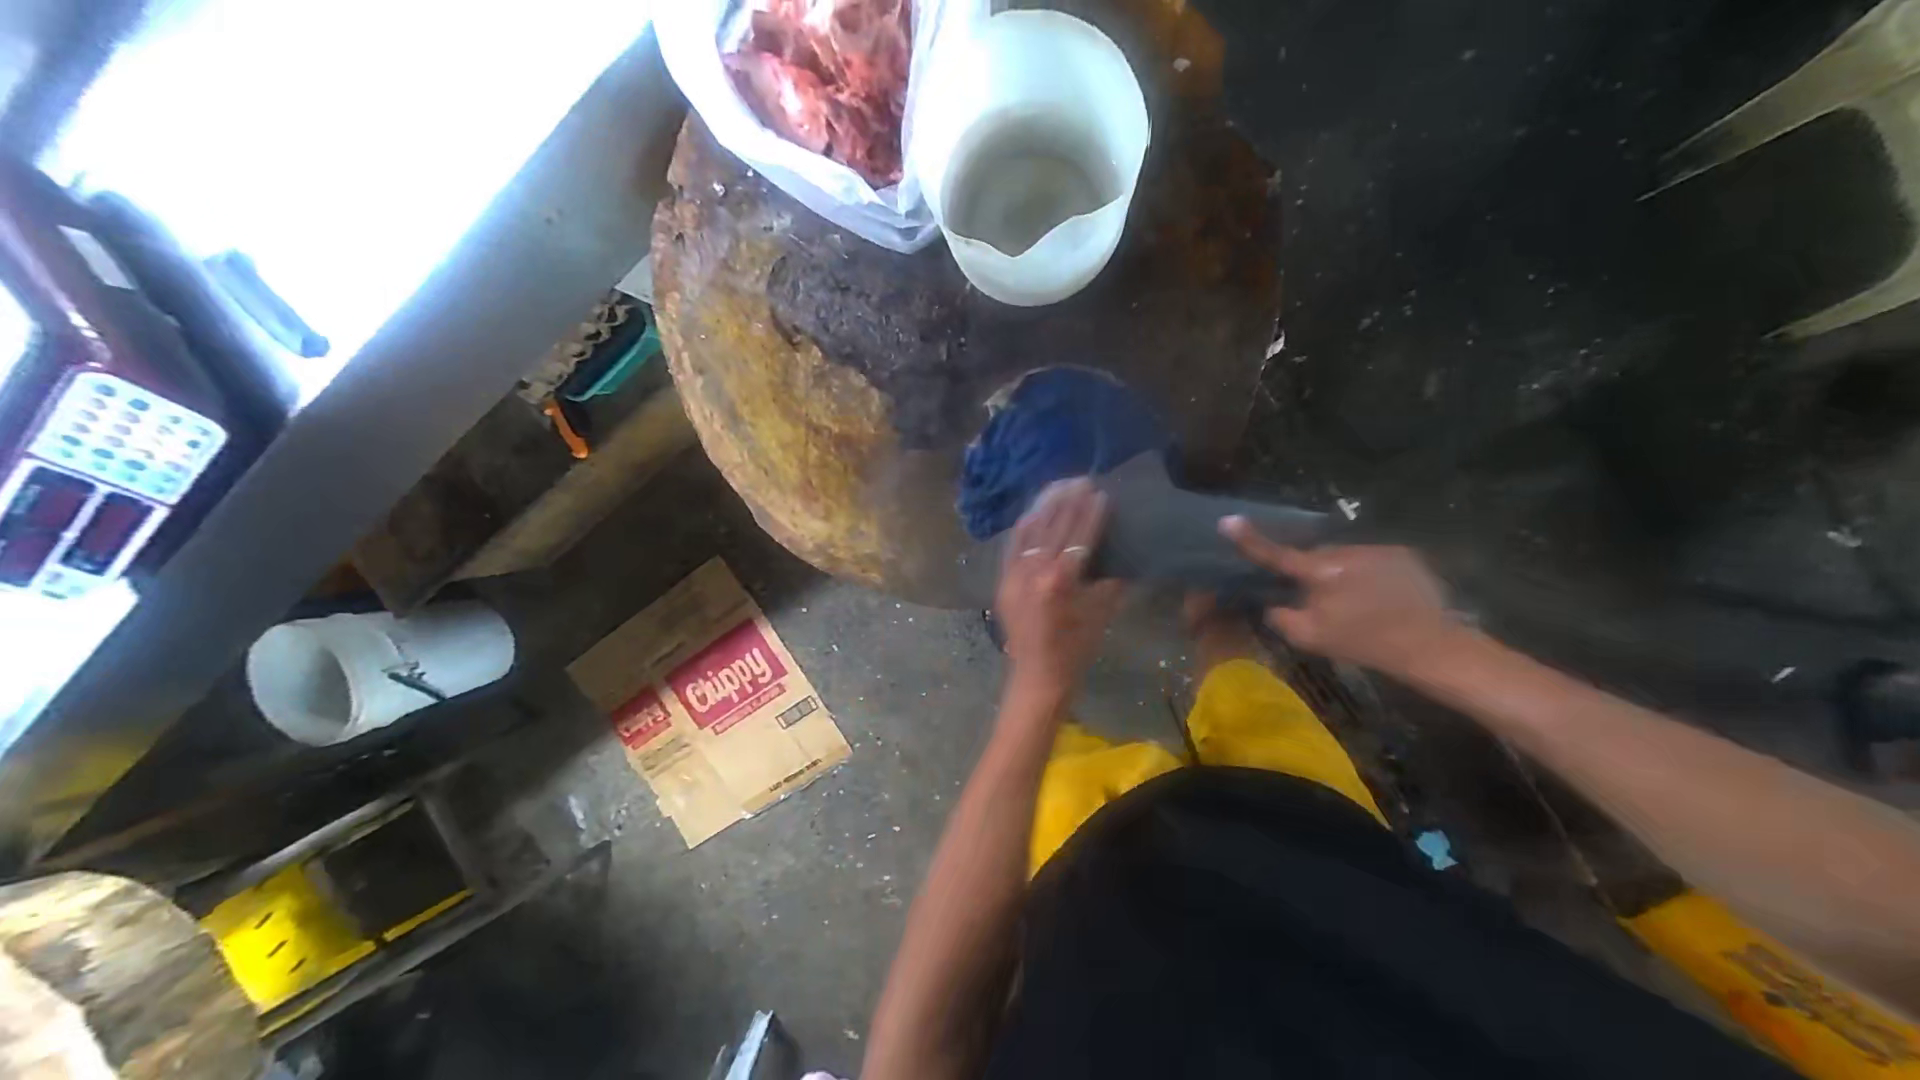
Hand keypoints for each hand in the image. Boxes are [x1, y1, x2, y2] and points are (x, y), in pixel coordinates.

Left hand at [995, 478, 1125, 704]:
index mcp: (1060, 581)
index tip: (1100, 492)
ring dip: (1046, 505)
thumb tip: (1122, 553)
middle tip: (1081, 479)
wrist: (1037, 675)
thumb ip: (1112, 580)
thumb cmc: (1076, 648)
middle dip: (1068, 500)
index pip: (1079, 537)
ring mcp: (1014, 574)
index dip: (1091, 513)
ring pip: (1030, 530)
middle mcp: (1034, 572)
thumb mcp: (1102, 613)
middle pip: (1053, 526)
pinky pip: (1014, 544)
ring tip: (1060, 486)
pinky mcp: (1003, 580)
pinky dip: (1026, 524)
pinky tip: (1036, 510)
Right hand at [1220, 517, 1458, 676]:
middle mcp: (1346, 552)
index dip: (1248, 539)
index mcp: (1320, 573)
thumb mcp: (1310, 638)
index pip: (1275, 554)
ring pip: (1342, 557)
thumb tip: (1271, 603)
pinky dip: (1366, 573)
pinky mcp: (1402, 554)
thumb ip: (1280, 617)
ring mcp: (1377, 549)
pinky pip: (1369, 559)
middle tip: (1319, 600)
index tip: (1228, 520)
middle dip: (1310, 572)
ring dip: (1340, 573)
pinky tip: (1379, 597)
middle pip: (1313, 556)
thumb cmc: (1365, 644)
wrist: (1431, 646)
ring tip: (1356, 602)